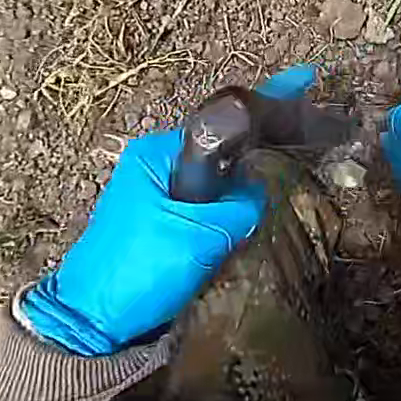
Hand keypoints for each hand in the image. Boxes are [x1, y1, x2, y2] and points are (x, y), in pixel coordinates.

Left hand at [17, 66, 316, 354]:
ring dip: (248, 173)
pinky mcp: (164, 214)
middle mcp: (158, 160)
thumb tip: (260, 191)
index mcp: (160, 153)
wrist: (89, 323)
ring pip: (218, 170)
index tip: (307, 78)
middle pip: (223, 140)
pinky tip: (257, 202)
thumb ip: (240, 205)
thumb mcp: (199, 236)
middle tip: (311, 131)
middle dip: (263, 137)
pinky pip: (208, 194)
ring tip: (292, 163)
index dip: (268, 99)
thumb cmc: (139, 270)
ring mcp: (159, 187)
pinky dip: (232, 196)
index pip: (222, 117)